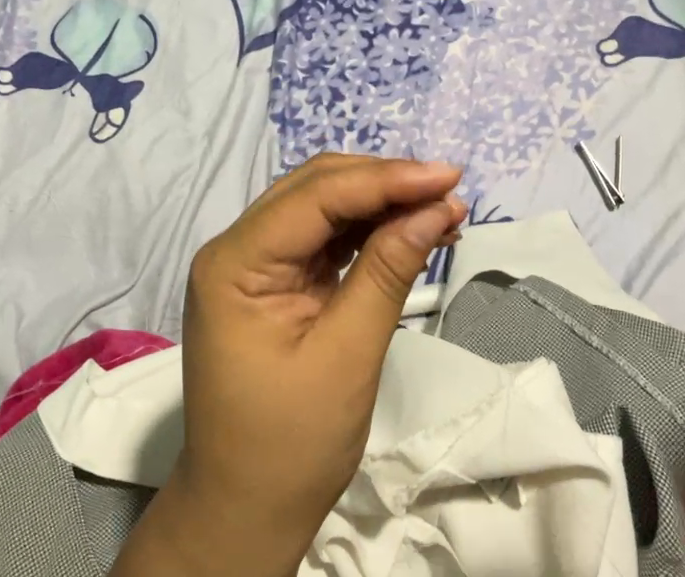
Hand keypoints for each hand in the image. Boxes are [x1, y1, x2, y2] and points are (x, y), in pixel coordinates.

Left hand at [113, 155, 465, 576]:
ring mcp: (252, 267)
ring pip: (320, 210)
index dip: (384, 179)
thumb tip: (435, 208)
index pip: (314, 197)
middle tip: (450, 190)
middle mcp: (235, 251)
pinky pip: (322, 242)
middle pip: (313, 192)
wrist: (245, 508)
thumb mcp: (346, 355)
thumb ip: (387, 273)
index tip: (449, 175)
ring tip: (441, 209)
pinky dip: (366, 235)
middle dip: (383, 185)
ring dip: (379, 205)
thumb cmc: (290, 443)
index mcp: (234, 263)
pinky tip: (408, 232)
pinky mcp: (273, 286)